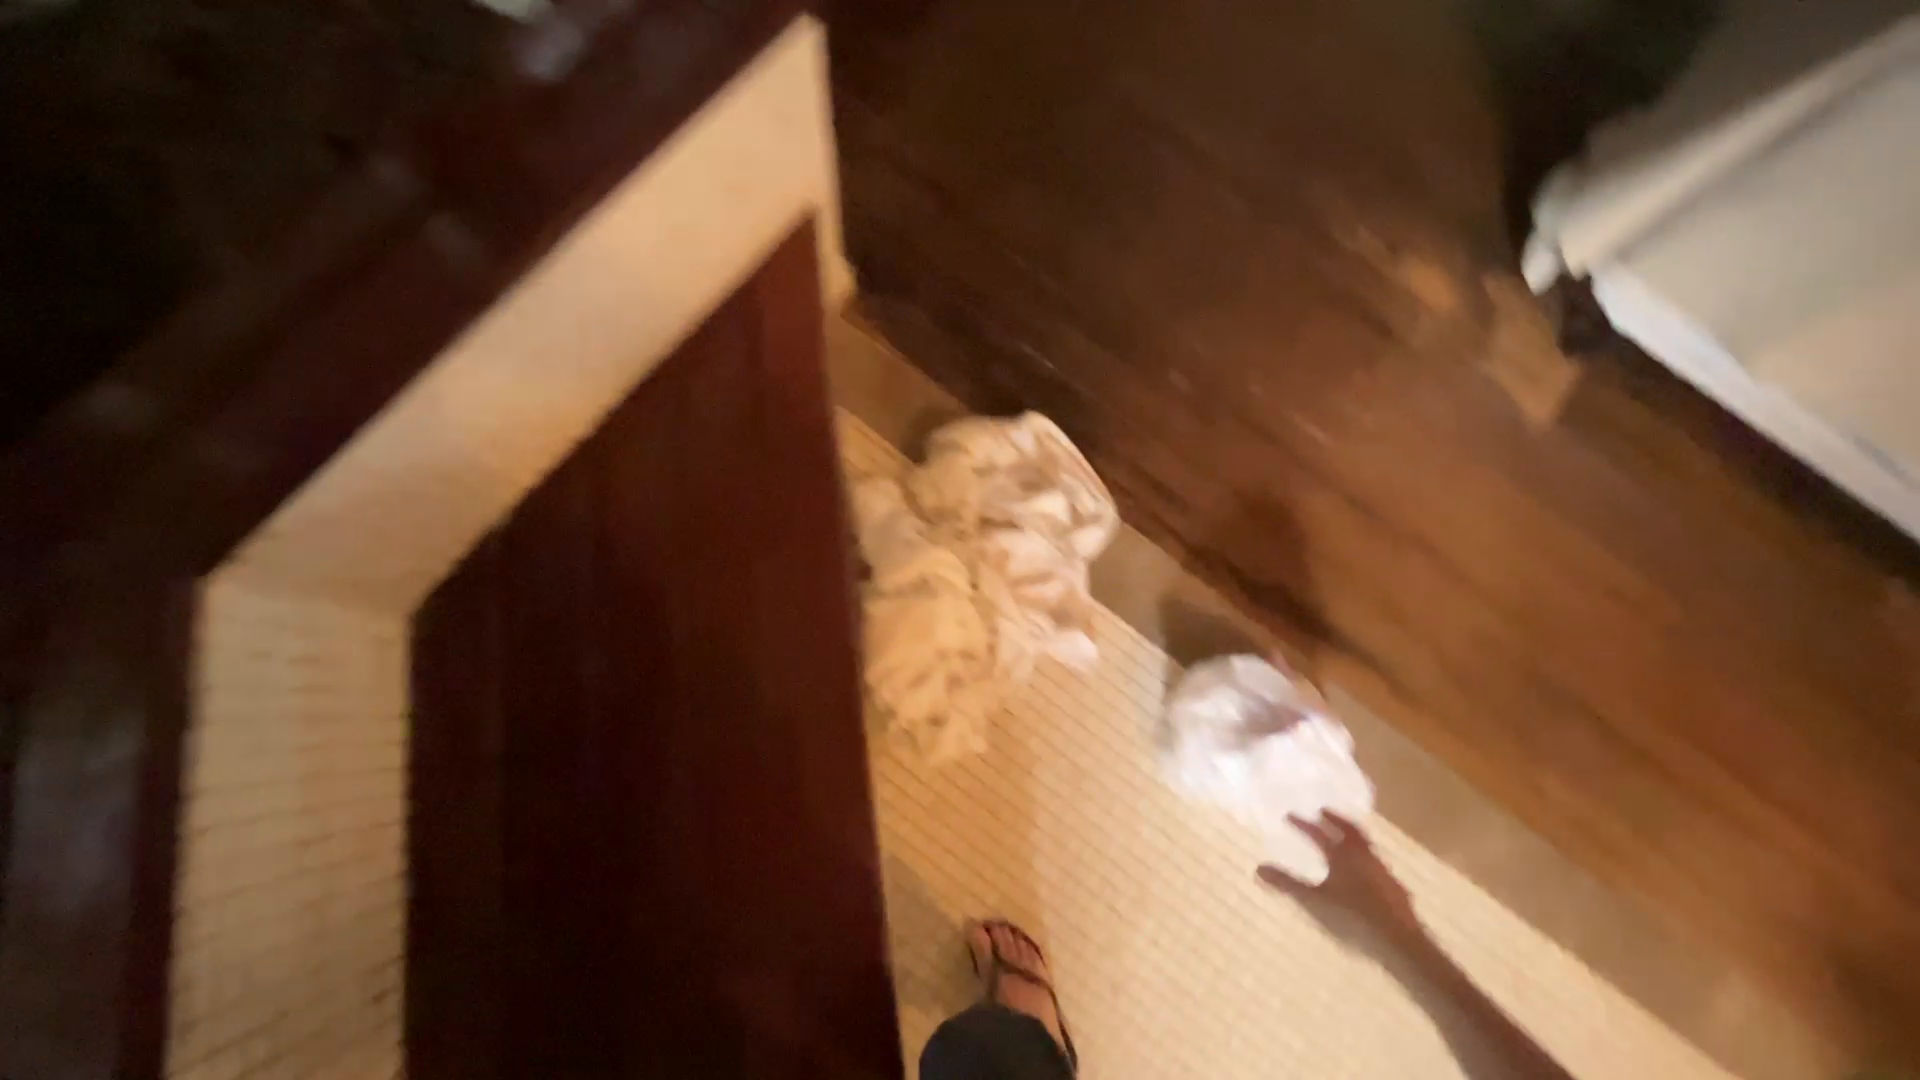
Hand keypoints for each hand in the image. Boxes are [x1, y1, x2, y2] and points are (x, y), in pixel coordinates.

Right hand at [1257, 812, 1419, 939]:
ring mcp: (1383, 873)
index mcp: (1342, 855)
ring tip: (1343, 841)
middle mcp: (1364, 857)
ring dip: (1352, 839)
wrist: (1401, 944)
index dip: (1302, 824)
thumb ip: (1287, 884)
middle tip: (1323, 811)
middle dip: (1335, 819)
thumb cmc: (1352, 918)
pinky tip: (1364, 875)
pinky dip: (1365, 861)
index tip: (1289, 815)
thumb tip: (1259, 868)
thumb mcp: (1313, 902)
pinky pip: (1377, 866)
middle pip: (1350, 830)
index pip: (1318, 832)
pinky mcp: (1396, 891)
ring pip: (1366, 847)